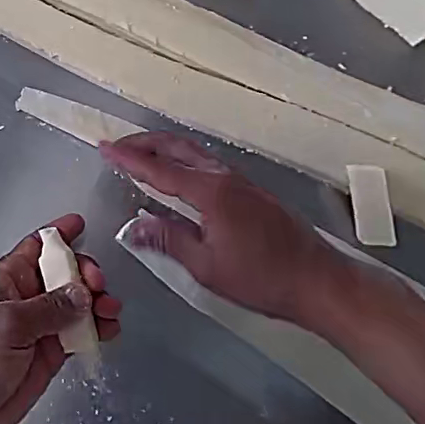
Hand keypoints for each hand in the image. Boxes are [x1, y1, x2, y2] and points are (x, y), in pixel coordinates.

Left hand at [0, 214, 122, 423]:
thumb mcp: (10, 323)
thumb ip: (50, 307)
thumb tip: (83, 293)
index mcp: (8, 278)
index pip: (38, 246)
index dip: (59, 234)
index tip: (81, 224)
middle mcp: (25, 297)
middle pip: (64, 273)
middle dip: (85, 274)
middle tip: (99, 287)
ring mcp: (39, 326)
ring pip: (76, 303)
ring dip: (96, 303)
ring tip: (110, 311)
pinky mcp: (49, 353)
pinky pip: (78, 333)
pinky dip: (96, 329)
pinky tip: (108, 330)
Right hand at [101, 132, 348, 324]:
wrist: (318, 280)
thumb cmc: (262, 278)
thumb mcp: (207, 266)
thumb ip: (168, 240)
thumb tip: (133, 226)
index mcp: (210, 192)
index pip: (160, 169)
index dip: (129, 159)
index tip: (106, 148)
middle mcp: (224, 177)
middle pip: (177, 147)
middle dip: (144, 143)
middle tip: (118, 146)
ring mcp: (241, 181)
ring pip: (194, 152)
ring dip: (164, 148)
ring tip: (141, 155)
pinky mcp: (250, 190)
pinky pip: (207, 162)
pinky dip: (183, 159)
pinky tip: (178, 174)